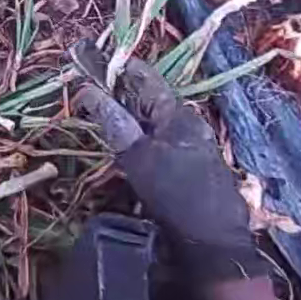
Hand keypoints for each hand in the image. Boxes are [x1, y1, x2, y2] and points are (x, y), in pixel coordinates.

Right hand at [73, 53, 263, 286]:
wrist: (212, 242)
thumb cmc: (175, 194)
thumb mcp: (136, 156)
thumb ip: (114, 121)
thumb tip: (88, 90)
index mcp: (178, 114)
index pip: (144, 77)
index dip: (117, 66)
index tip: (91, 57)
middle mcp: (188, 124)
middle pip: (147, 99)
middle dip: (118, 91)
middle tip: (89, 87)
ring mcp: (191, 146)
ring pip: (152, 121)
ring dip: (127, 116)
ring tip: (101, 113)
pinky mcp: (190, 166)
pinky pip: (158, 141)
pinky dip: (138, 136)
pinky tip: (126, 146)